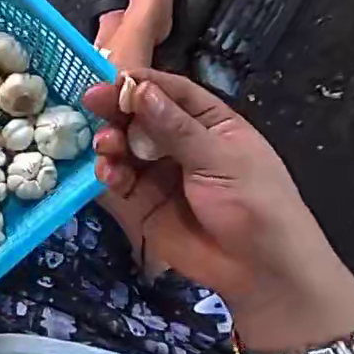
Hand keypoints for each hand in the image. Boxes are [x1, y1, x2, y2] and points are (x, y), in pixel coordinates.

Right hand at [82, 69, 353, 348]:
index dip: (142, 83)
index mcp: (209, 123)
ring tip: (105, 146)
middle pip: (140, 117)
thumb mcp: (219, 159)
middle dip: (117, 110)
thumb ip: (174, 127)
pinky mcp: (143, 202)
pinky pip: (120, 180)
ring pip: (126, 147)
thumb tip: (138, 90)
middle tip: (91, 103)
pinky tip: (108, 173)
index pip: (171, 92)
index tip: (112, 80)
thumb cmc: (256, 205)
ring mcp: (159, 172)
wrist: (262, 273)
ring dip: (111, 142)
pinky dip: (110, 173)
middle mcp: (180, 143)